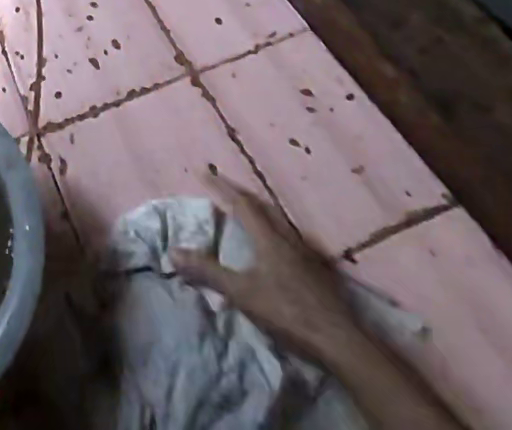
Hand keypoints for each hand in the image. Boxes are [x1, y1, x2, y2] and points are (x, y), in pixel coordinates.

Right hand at [170, 173, 362, 361]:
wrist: (339, 340)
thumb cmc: (287, 311)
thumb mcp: (242, 293)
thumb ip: (208, 272)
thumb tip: (173, 251)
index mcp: (268, 237)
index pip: (241, 203)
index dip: (221, 186)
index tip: (205, 170)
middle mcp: (287, 237)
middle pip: (262, 207)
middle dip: (240, 194)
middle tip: (223, 187)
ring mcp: (305, 253)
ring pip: (277, 221)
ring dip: (259, 211)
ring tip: (246, 211)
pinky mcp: (315, 270)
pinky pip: (288, 237)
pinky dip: (272, 230)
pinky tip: (273, 245)